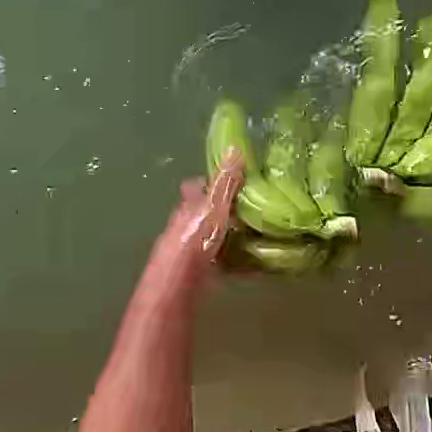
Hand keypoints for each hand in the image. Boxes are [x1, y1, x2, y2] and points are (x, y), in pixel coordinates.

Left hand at [141, 147, 244, 290]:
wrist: (178, 283)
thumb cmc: (195, 239)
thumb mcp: (215, 207)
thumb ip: (226, 183)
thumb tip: (235, 149)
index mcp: (187, 207)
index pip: (194, 187)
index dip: (208, 182)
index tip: (229, 179)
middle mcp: (183, 226)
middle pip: (200, 213)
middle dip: (219, 212)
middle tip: (248, 210)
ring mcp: (187, 251)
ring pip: (208, 238)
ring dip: (226, 237)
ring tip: (254, 237)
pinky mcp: (195, 274)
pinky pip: (217, 264)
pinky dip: (231, 263)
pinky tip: (250, 268)